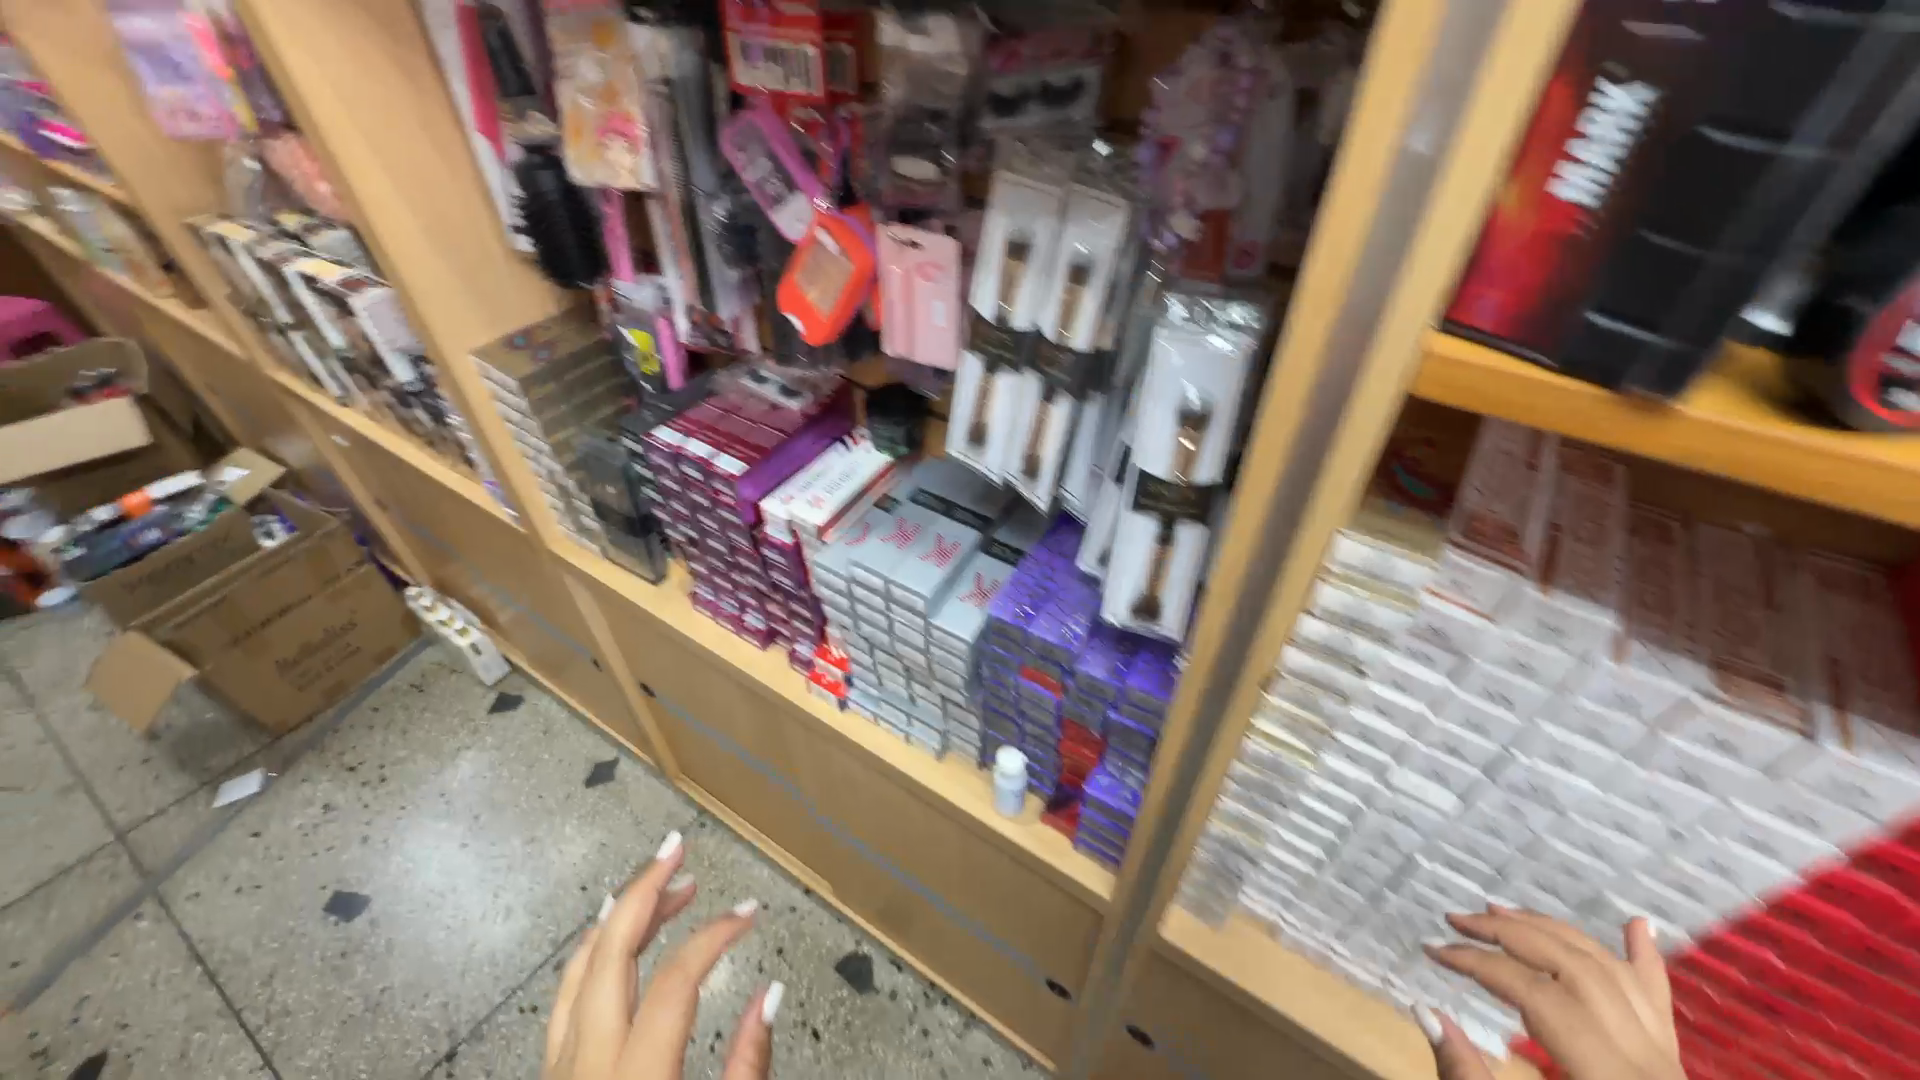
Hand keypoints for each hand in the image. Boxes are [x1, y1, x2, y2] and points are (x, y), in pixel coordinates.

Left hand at [544, 831, 782, 1079]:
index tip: (751, 913)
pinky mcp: (551, 1079)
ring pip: (577, 970)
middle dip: (644, 891)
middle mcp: (585, 1065)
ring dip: (619, 918)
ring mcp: (557, 1071)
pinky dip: (596, 954)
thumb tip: (771, 991)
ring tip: (662, 885)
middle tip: (679, 848)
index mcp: (634, 1077)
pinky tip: (620, 943)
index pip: (677, 979)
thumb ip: (748, 1065)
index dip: (716, 935)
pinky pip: (567, 998)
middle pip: (608, 953)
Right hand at [1416, 906, 1683, 1079]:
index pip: (1533, 991)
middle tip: (1455, 920)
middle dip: (1508, 934)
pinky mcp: (1674, 1070)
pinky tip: (1635, 925)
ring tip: (1503, 912)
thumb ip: (1468, 1076)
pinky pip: (1661, 1005)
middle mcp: (1648, 1063)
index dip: (1476, 963)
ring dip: (1556, 933)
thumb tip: (1422, 1009)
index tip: (1429, 950)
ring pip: (1614, 974)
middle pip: (1574, 967)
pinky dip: (1645, 960)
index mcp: (1605, 1077)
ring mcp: (1669, 1066)